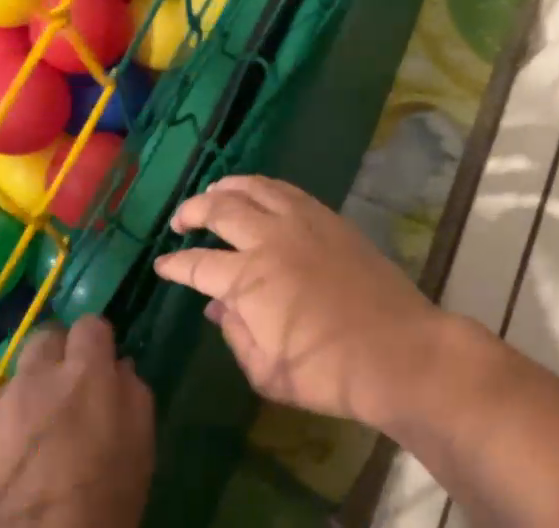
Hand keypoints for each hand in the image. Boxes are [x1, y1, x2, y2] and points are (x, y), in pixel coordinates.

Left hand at [0, 316, 153, 527]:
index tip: (100, 365)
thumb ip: (132, 395)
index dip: (95, 343)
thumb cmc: (101, 504)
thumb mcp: (139, 448)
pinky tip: (7, 470)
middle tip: (66, 390)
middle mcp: (36, 378)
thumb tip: (119, 368)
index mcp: (85, 374)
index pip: (90, 324)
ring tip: (34, 438)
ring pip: (13, 383)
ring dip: (27, 397)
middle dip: (57, 355)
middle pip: (45, 339)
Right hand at [153, 175, 448, 427]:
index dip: (174, 264)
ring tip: (212, 193)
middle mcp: (270, 239)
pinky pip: (288, 190)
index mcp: (248, 279)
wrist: (397, 349)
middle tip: (179, 221)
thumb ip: (235, 333)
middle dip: (192, 211)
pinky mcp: (330, 218)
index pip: (198, 264)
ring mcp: (303, 222)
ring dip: (227, 187)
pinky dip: (264, 187)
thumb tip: (217, 307)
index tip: (161, 265)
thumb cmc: (329, 372)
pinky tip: (258, 194)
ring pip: (255, 188)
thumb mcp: (267, 371)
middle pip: (220, 210)